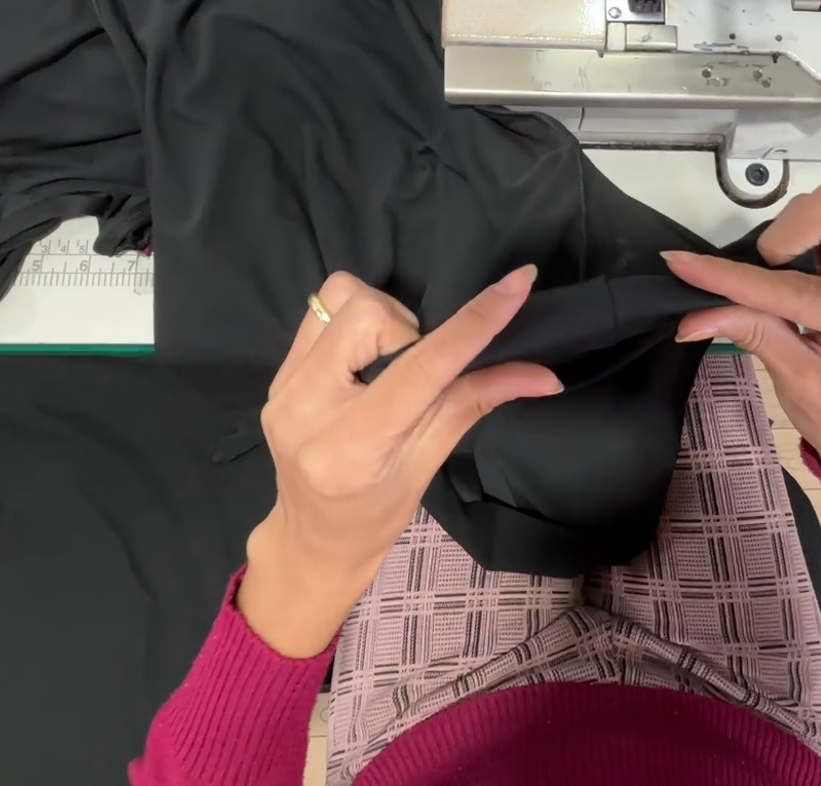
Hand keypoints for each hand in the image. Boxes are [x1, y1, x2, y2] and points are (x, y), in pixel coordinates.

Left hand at [238, 266, 561, 656]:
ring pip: (342, 297)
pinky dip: (356, 320)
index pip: (423, 366)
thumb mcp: (432, 460)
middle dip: (409, 328)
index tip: (518, 283)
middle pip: (370, 312)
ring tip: (388, 361)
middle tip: (417, 367)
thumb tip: (544, 374)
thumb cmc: (378, 513)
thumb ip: (479, 401)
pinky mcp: (276, 371)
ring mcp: (282, 385)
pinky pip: (323, 308)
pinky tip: (363, 359)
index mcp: (352, 444)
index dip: (476, 321)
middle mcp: (305, 406)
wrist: (310, 538)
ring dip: (382, 319)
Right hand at [664, 182, 820, 493]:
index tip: (685, 264)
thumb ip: (750, 332)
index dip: (737, 277)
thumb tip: (692, 313)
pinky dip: (793, 245)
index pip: (798, 287)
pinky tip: (780, 280)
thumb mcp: (795, 381)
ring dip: (788, 237)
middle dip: (784, 232)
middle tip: (760, 275)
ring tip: (769, 286)